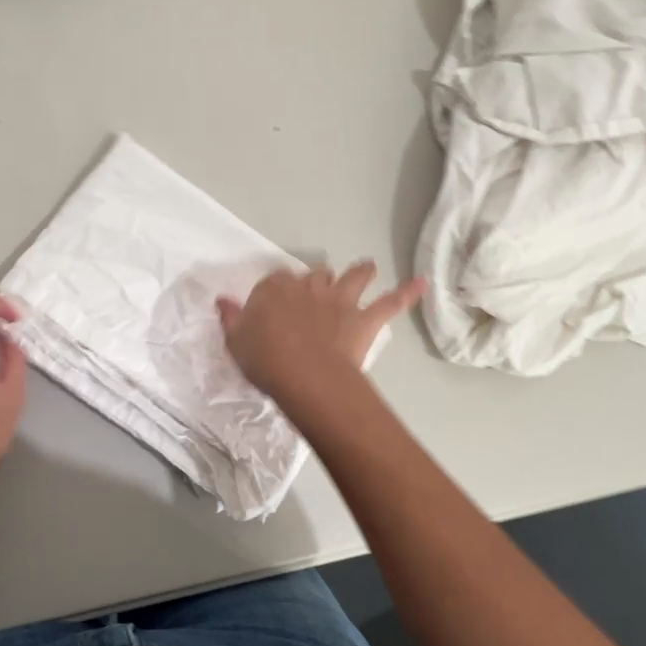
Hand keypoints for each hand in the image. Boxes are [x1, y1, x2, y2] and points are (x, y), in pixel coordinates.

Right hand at [216, 262, 425, 398]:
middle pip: (314, 276)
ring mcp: (339, 300)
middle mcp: (309, 287)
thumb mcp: (236, 340)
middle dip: (316, 282)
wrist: (305, 377)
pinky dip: (407, 292)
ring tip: (367, 268)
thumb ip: (231, 318)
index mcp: (274, 290)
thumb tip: (223, 300)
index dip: (276, 291)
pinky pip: (391, 302)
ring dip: (361, 272)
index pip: (275, 281)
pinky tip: (423, 283)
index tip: (274, 303)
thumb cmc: (265, 360)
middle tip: (315, 295)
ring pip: (353, 277)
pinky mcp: (364, 318)